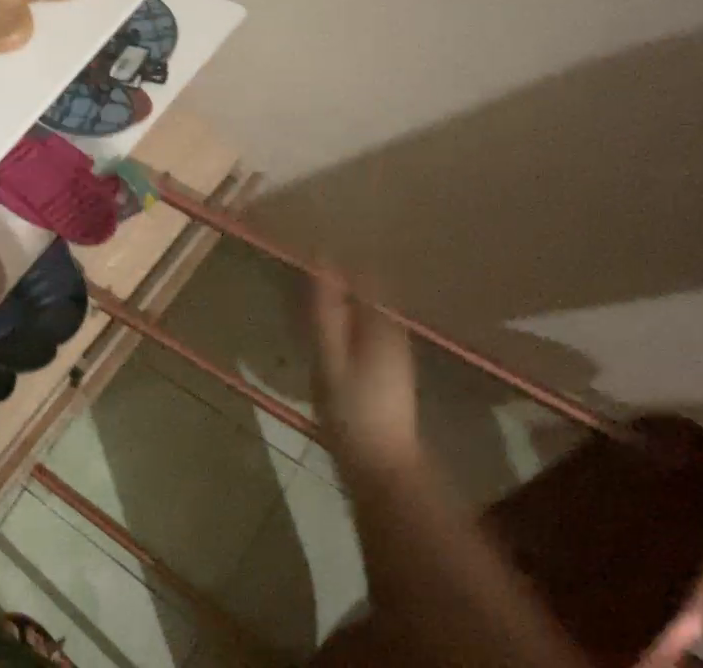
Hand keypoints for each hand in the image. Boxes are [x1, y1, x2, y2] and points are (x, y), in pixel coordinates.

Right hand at [308, 270, 422, 475]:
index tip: (317, 238)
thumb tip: (321, 263)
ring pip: (367, 312)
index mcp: (383, 328)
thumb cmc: (351, 409)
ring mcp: (393, 354)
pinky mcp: (385, 370)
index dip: (346, 258)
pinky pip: (364, 329)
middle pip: (370, 293)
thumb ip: (325, 312)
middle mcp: (393, 335)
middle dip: (346, 274)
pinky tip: (327, 320)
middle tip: (309, 254)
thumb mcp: (329, 358)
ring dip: (346, 295)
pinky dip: (347, 317)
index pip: (368, 278)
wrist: (380, 463)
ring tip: (313, 280)